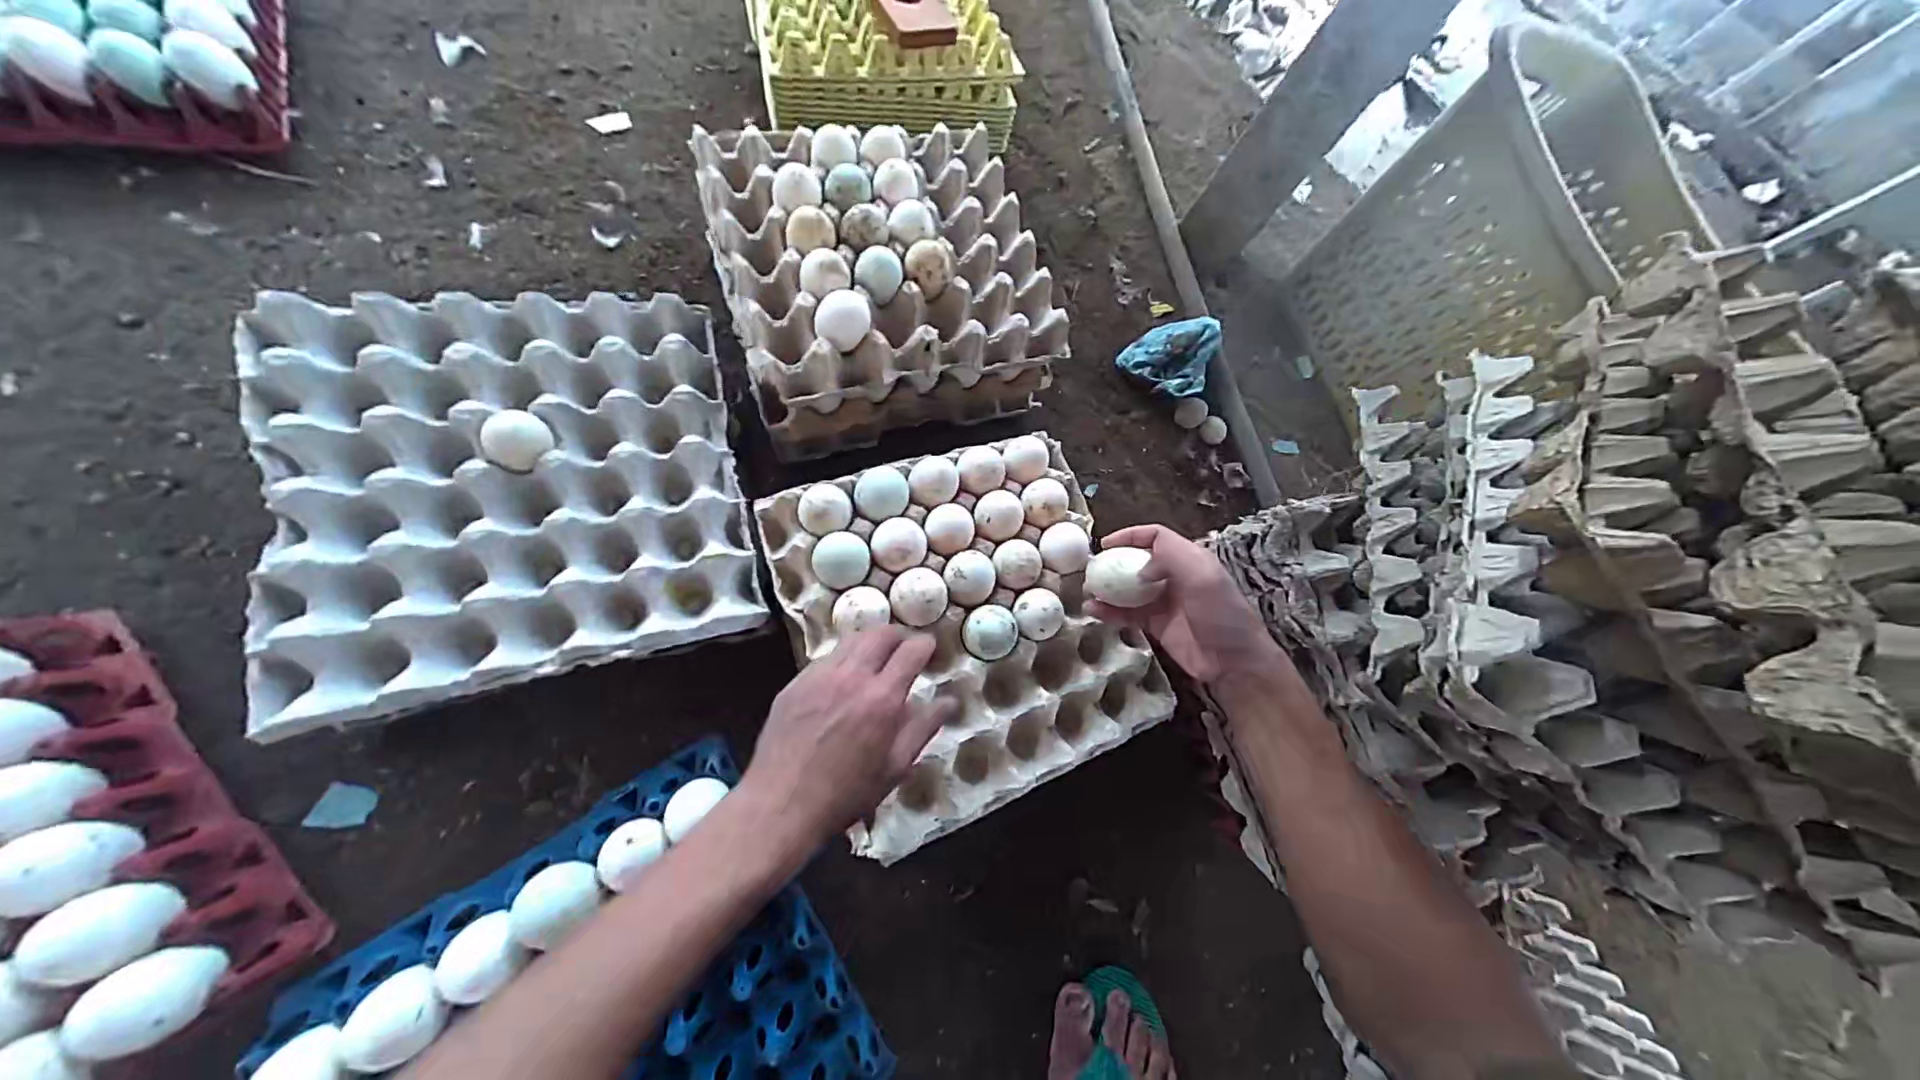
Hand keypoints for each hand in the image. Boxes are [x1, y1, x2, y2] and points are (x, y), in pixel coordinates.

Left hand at [741, 626, 955, 847]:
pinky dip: (844, 659)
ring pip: (851, 640)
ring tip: (877, 659)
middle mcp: (851, 676)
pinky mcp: (795, 683)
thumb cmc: (845, 794)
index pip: (912, 650)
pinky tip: (844, 681)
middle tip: (906, 650)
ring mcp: (818, 676)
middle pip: (880, 634)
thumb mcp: (895, 767)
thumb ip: (923, 728)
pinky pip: (826, 659)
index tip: (931, 650)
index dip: (926, 645)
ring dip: (871, 643)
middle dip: (899, 636)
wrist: (781, 803)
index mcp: (881, 698)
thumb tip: (949, 702)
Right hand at [1086, 524, 1284, 683]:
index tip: (1106, 544)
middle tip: (1093, 569)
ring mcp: (1164, 602)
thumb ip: (1170, 558)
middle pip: (1138, 561)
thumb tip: (1138, 568)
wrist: (1235, 663)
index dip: (1130, 536)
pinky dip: (1110, 611)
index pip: (1155, 537)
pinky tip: (1094, 611)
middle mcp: (1175, 576)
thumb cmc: (1222, 615)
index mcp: (1189, 559)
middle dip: (1114, 562)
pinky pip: (1127, 613)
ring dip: (1108, 588)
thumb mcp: (1202, 577)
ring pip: (1129, 589)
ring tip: (1088, 590)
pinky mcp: (1156, 625)